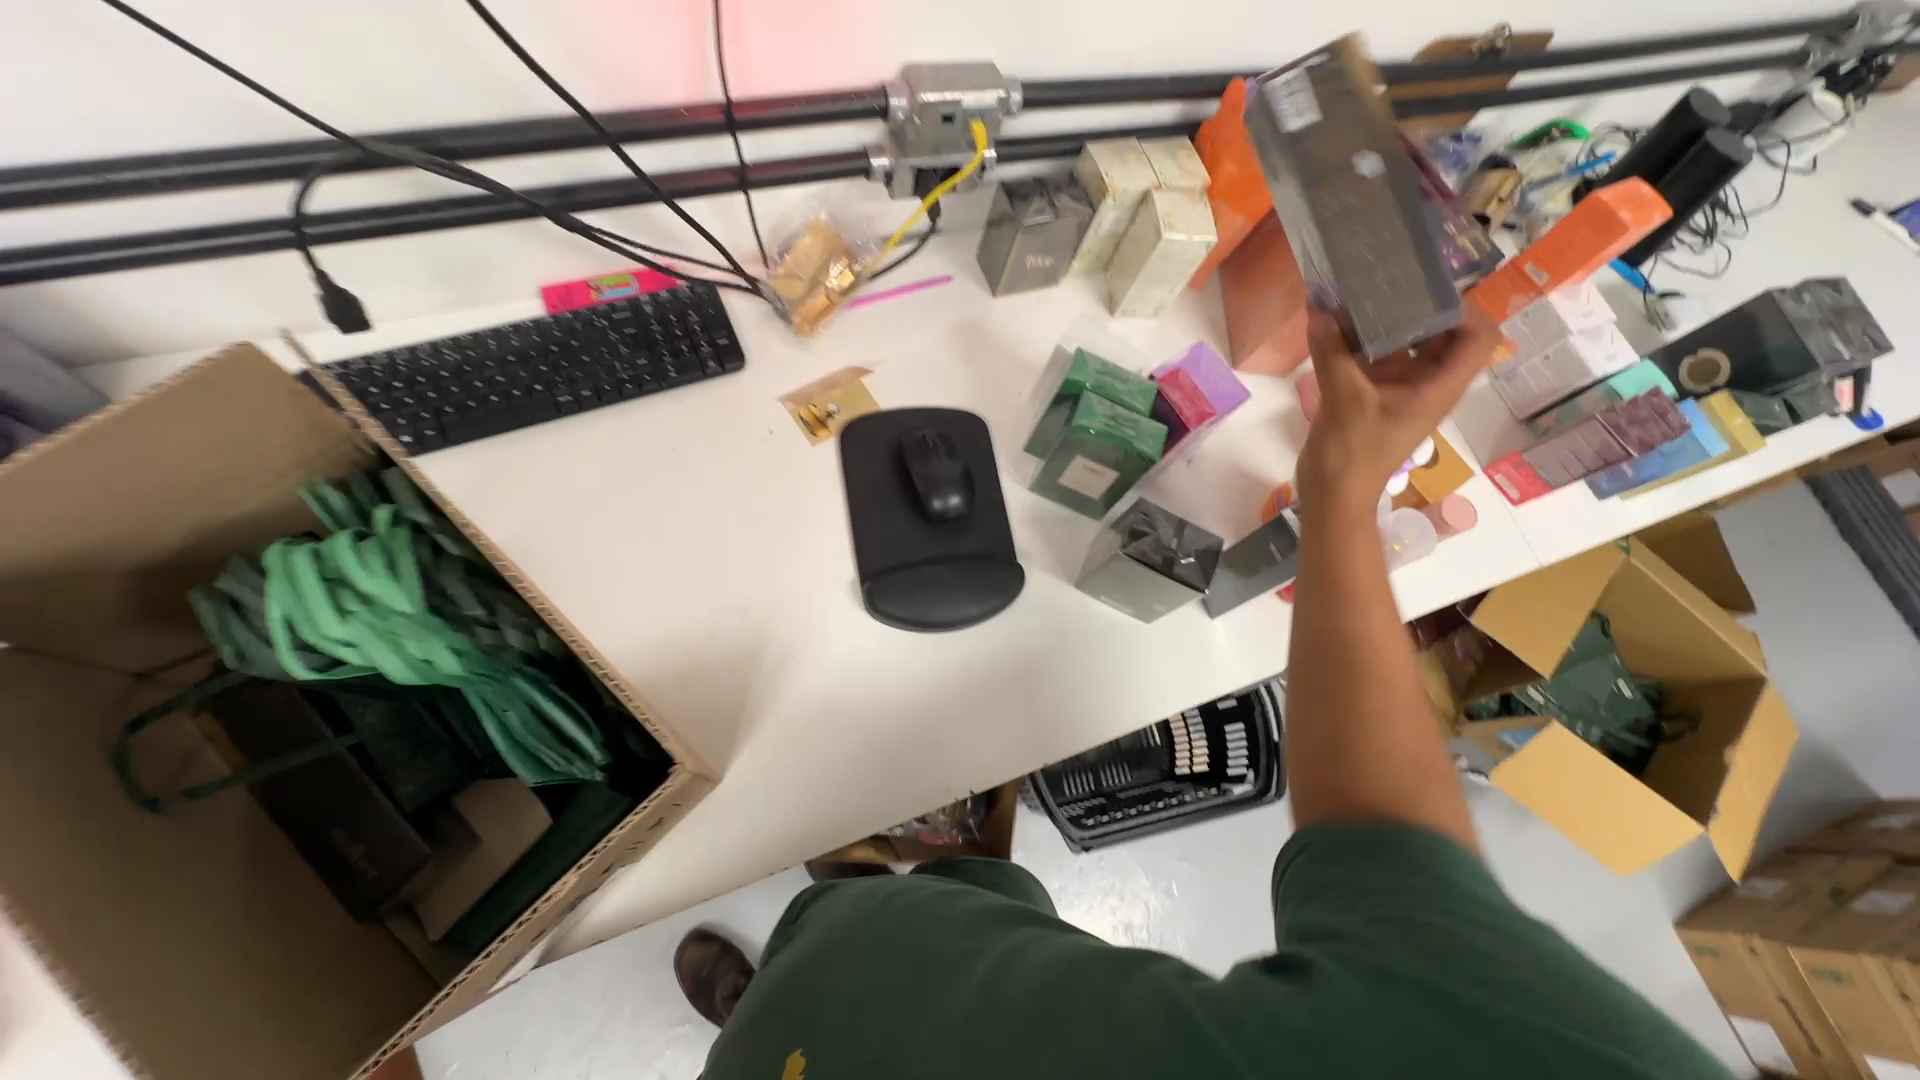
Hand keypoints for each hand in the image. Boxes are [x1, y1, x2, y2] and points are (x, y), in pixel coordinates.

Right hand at [1296, 309, 1501, 514]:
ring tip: (1356, 297)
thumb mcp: (1344, 401)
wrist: (1333, 498)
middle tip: (1385, 283)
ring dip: (1383, 323)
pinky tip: (1333, 325)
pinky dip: (1358, 342)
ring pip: (1404, 345)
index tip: (1423, 290)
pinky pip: (1375, 360)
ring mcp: (1400, 391)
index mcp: (1438, 388)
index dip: (1462, 310)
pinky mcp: (1373, 396)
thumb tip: (1320, 308)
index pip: (1477, 337)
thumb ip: (1333, 353)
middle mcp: (1426, 384)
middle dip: (1416, 308)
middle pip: (1440, 334)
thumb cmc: (1352, 456)